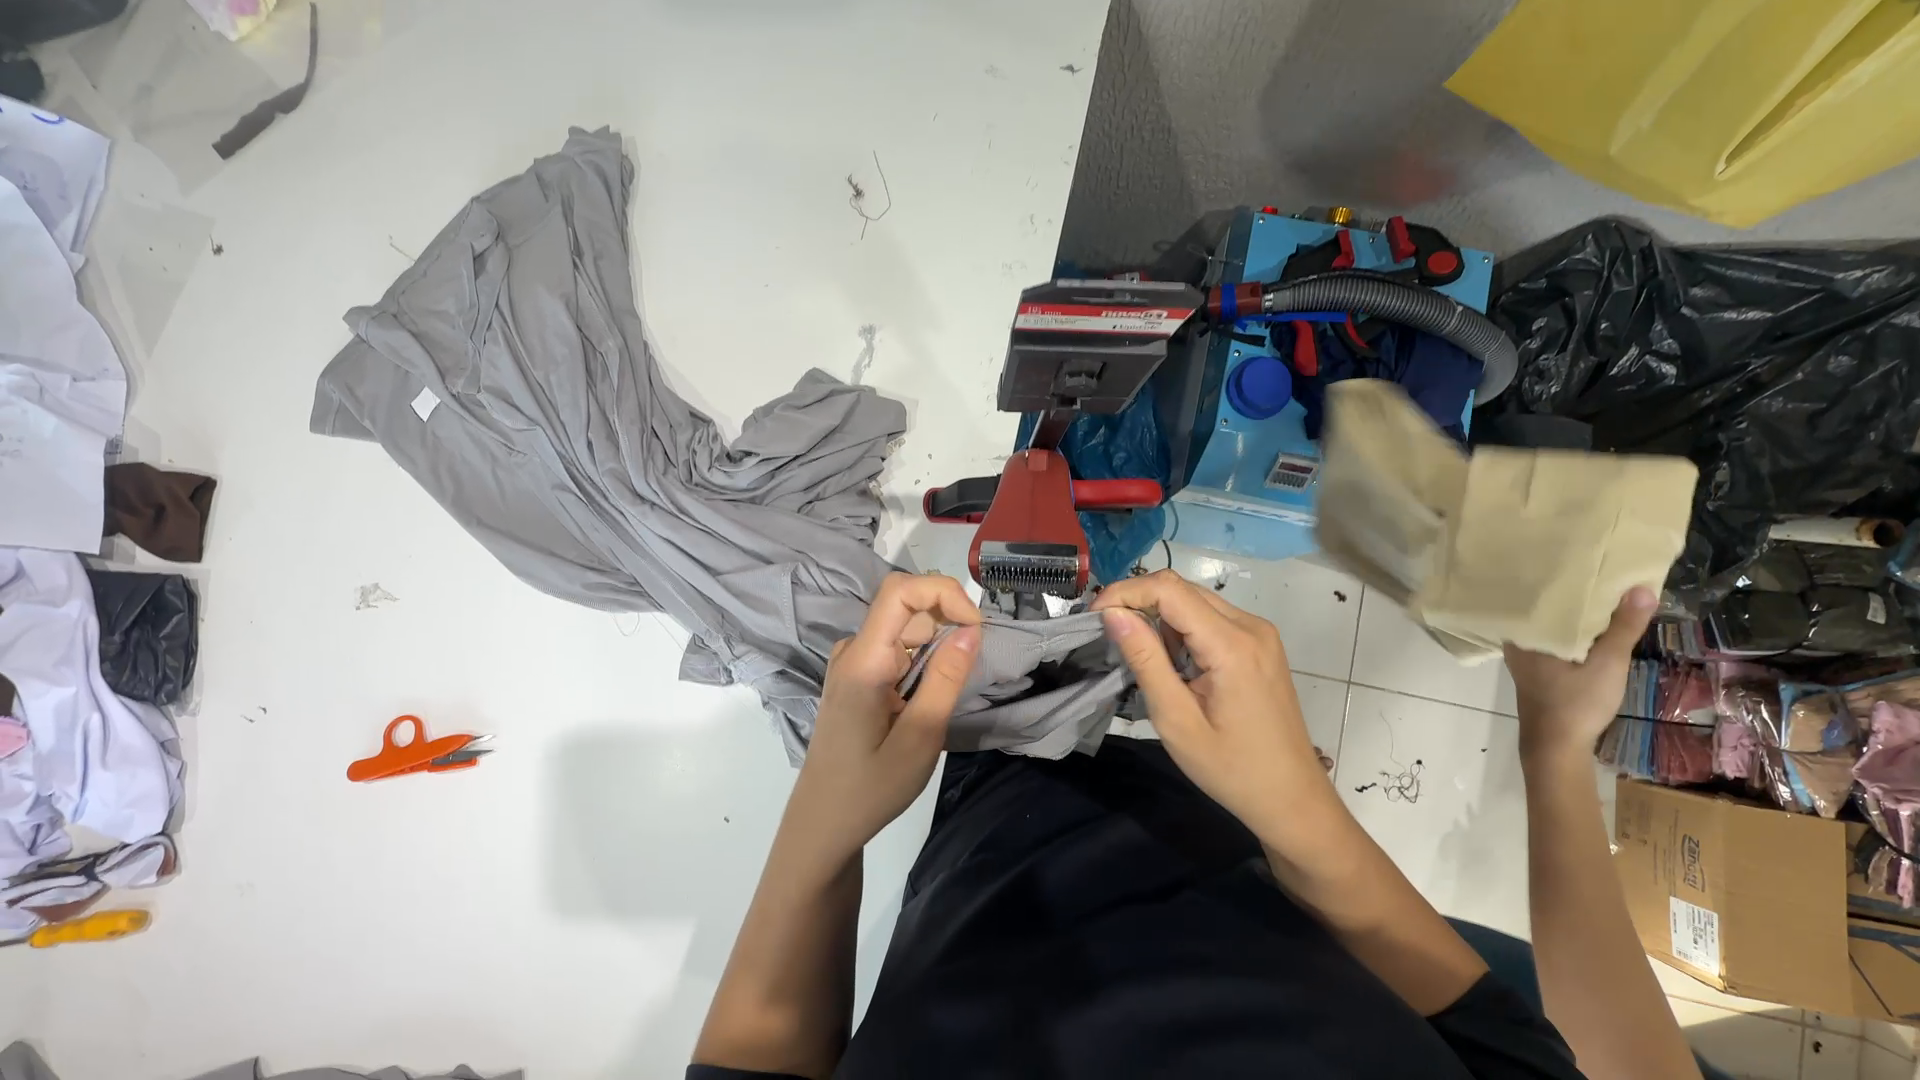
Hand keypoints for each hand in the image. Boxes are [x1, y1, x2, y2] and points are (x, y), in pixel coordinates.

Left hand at [786, 573, 980, 865]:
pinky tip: (928, 695)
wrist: (823, 824)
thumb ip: (946, 678)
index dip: (943, 593)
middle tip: (971, 666)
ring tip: (949, 688)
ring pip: (902, 628)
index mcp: (863, 660)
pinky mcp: (855, 679)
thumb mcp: (921, 736)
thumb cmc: (871, 787)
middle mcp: (852, 651)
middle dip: (947, 620)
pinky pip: (893, 649)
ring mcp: (850, 664)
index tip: (976, 628)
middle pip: (905, 606)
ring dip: (936, 643)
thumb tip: (972, 630)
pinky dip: (921, 658)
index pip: (899, 591)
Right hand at [1091, 570, 1330, 838]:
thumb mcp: (1176, 720)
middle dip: (1137, 602)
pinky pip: (1210, 618)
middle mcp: (1250, 626)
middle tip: (1108, 636)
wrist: (1291, 797)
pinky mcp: (1259, 644)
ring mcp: (1259, 633)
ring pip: (1194, 600)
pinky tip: (1174, 665)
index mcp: (1232, 645)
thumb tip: (1113, 614)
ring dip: (1159, 617)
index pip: (1168, 590)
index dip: (1125, 593)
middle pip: (1181, 588)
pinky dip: (1181, 629)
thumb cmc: (1231, 769)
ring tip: (1141, 658)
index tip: (1094, 618)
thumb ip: (1145, 660)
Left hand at [1504, 587, 1656, 766]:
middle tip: (1592, 569)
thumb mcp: (1607, 663)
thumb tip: (1642, 589)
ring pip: (1549, 628)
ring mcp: (1524, 657)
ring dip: (1570, 616)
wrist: (1556, 745)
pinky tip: (1588, 626)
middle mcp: (1517, 642)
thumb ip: (1623, 627)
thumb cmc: (1577, 702)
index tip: (1575, 559)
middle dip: (1567, 595)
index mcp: (1524, 634)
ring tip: (1595, 590)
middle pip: (1544, 611)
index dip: (1558, 580)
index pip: (1536, 596)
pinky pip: (1551, 642)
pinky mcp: (1535, 671)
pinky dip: (1568, 633)